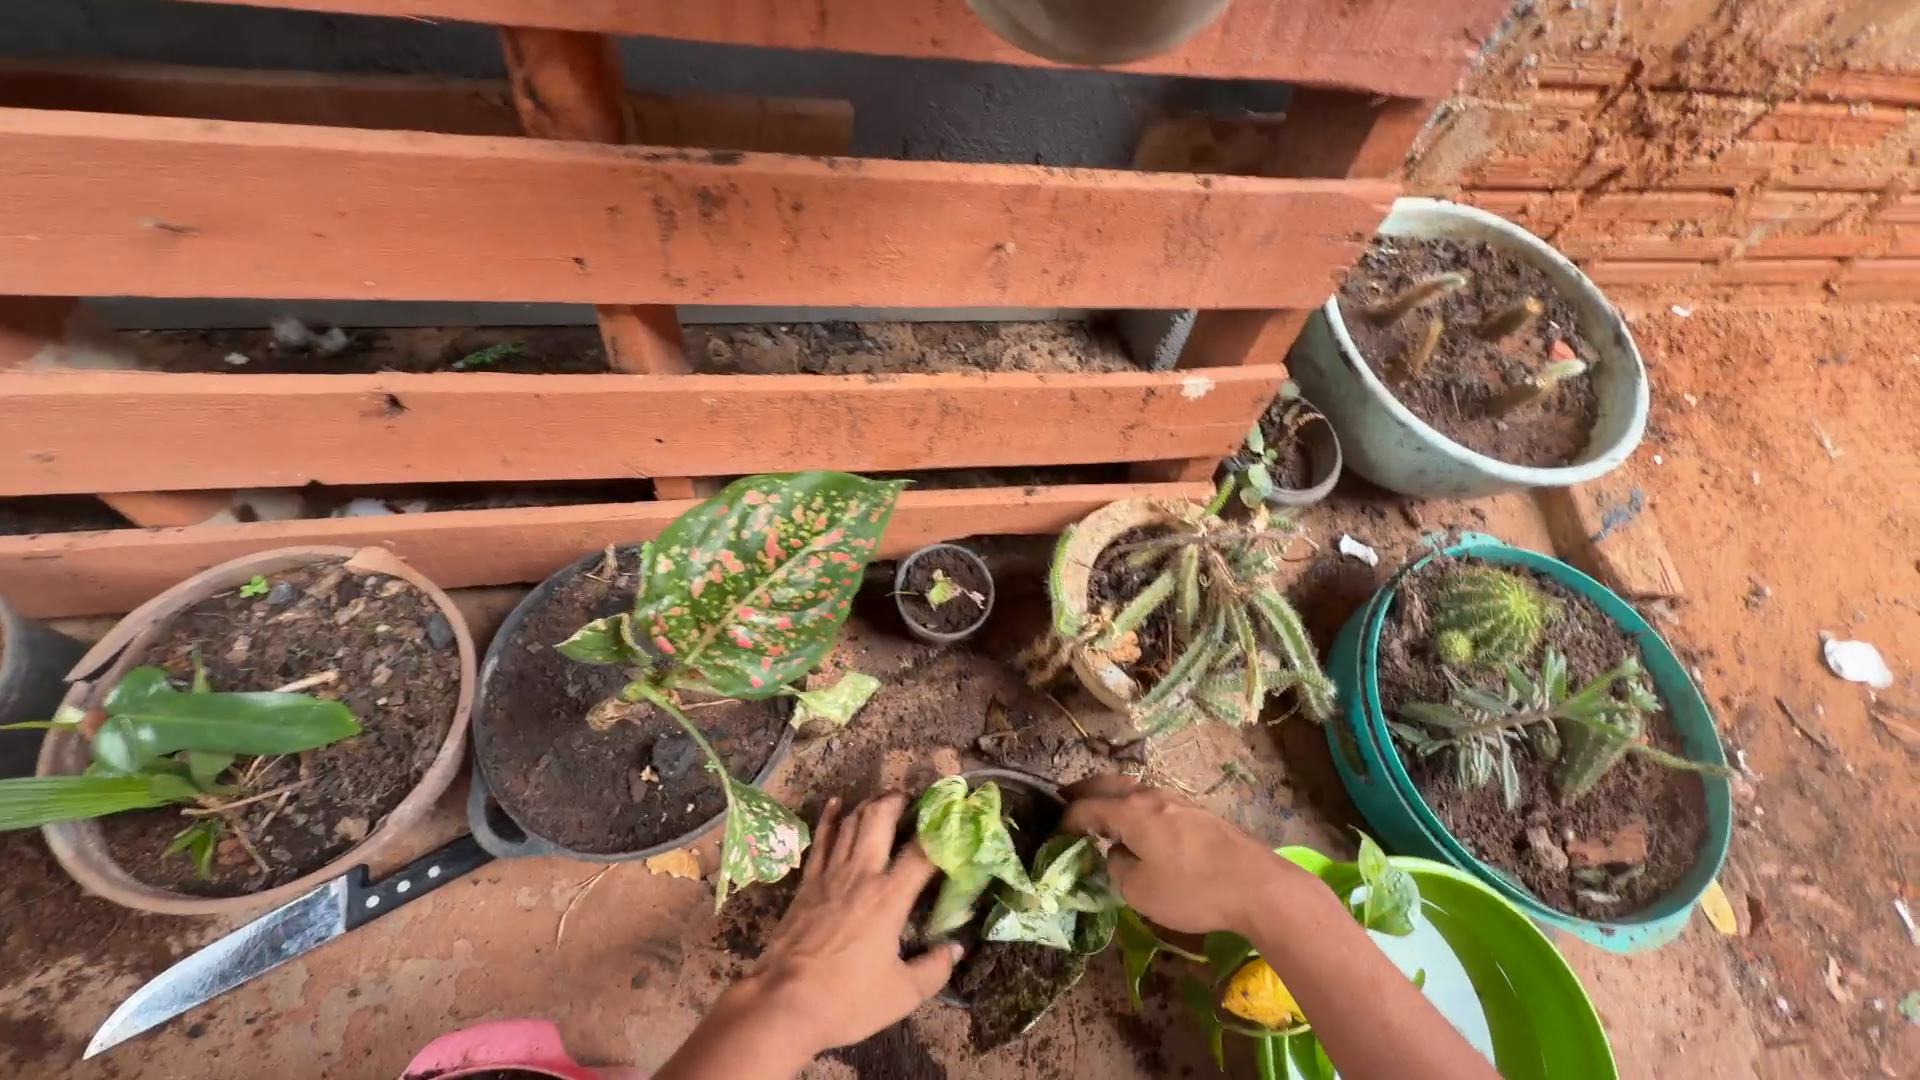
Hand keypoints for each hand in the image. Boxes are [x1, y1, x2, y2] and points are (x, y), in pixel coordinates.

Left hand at [732, 794, 959, 1055]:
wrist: (783, 1002)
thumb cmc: (845, 999)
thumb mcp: (901, 994)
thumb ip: (934, 969)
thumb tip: (956, 949)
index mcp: (889, 897)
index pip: (922, 852)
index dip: (941, 833)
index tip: (954, 823)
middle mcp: (861, 873)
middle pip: (880, 818)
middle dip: (898, 801)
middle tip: (913, 800)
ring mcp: (830, 873)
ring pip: (851, 822)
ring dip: (870, 804)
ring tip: (884, 800)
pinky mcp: (807, 882)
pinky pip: (820, 839)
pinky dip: (829, 817)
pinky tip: (836, 802)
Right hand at [1062, 773, 1296, 936]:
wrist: (1257, 886)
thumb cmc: (1193, 889)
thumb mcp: (1140, 890)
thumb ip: (1117, 868)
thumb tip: (1117, 854)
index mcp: (1130, 811)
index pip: (1086, 807)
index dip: (1065, 820)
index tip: (1054, 834)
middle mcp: (1150, 796)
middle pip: (1107, 783)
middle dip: (1083, 790)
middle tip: (1064, 798)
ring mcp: (1176, 800)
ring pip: (1132, 788)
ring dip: (1110, 795)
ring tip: (1099, 809)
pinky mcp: (1196, 813)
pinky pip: (1152, 800)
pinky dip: (1133, 805)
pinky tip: (1137, 823)